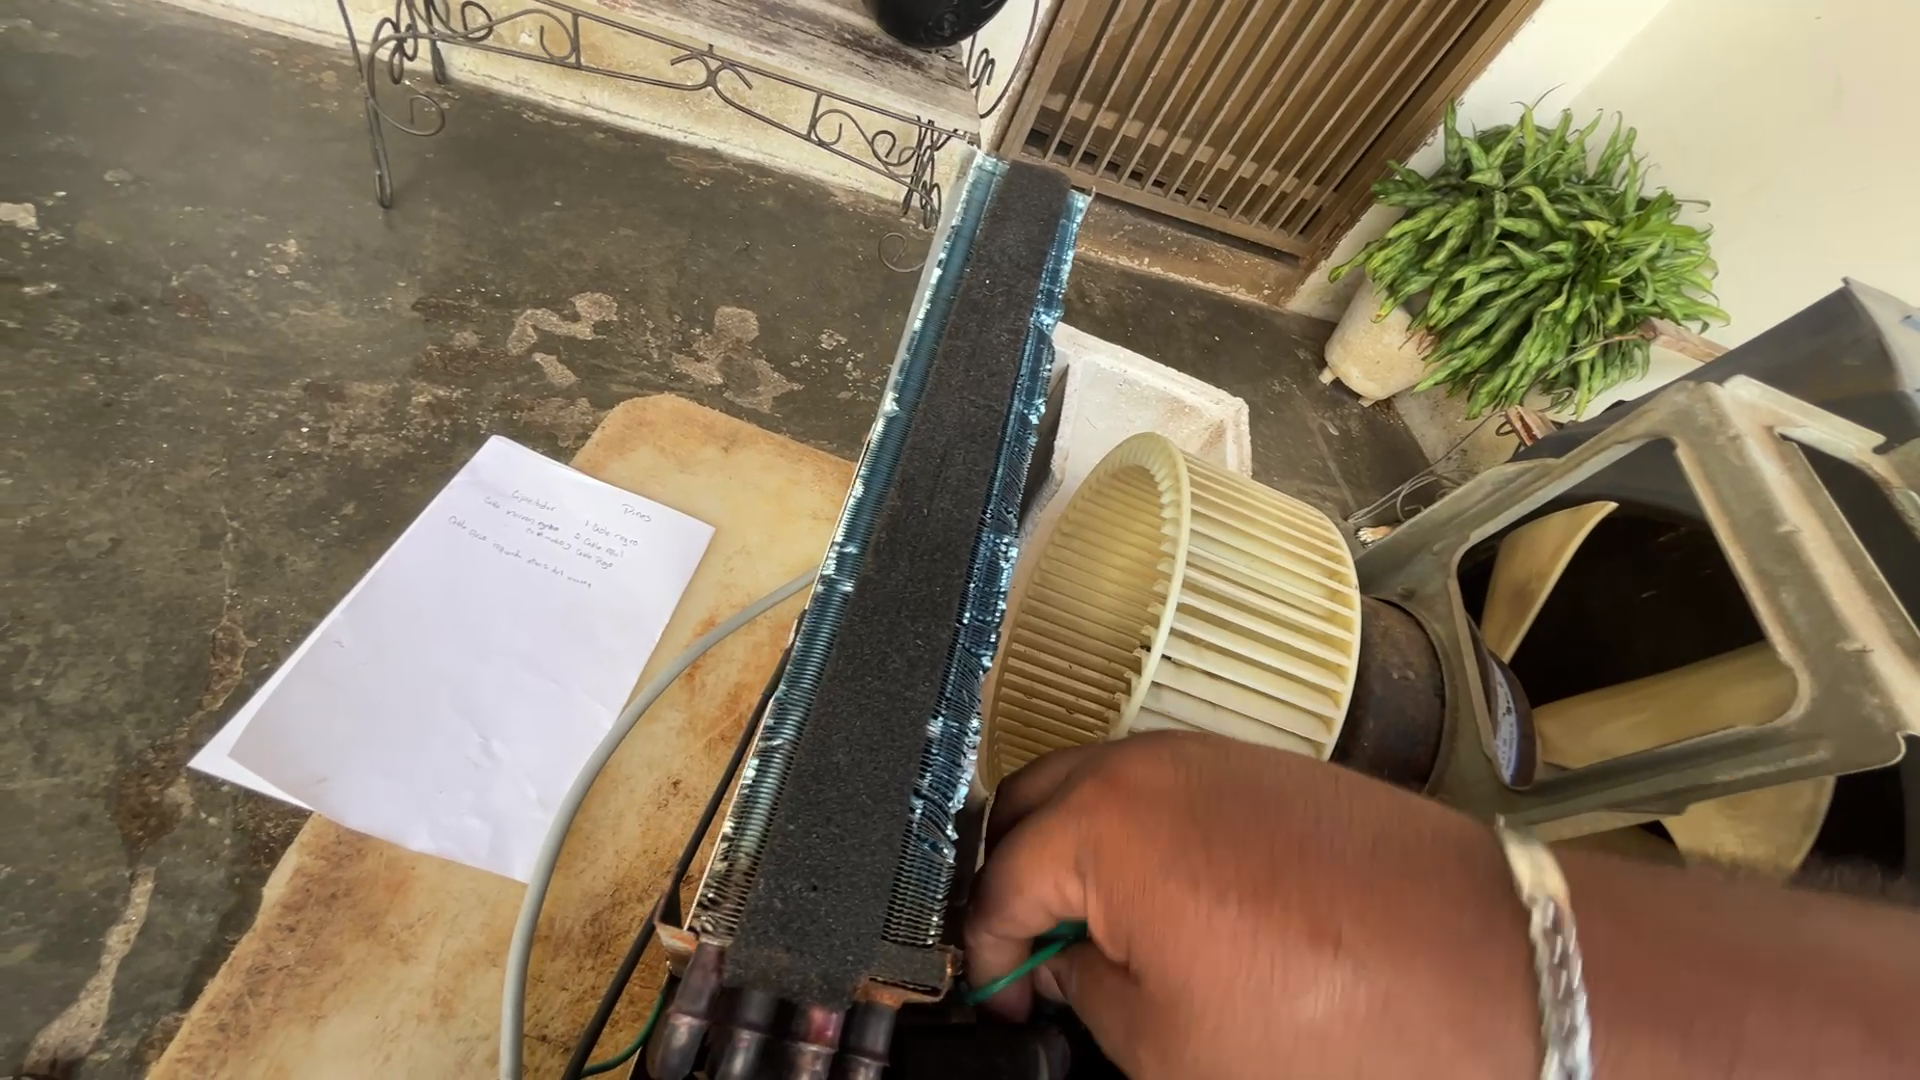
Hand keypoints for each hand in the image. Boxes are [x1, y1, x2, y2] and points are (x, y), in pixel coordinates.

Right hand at [963, 731, 1539, 1078]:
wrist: (1489, 963)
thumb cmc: (1325, 1020)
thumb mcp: (1168, 1042)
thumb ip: (1083, 986)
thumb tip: (1058, 960)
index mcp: (1100, 823)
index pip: (999, 880)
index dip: (988, 948)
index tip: (1004, 992)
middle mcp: (1134, 763)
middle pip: (1026, 806)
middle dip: (1014, 878)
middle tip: (1036, 949)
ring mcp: (1190, 750)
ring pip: (1085, 784)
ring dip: (1068, 845)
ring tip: (1097, 920)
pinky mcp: (1238, 758)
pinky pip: (1147, 782)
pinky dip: (1125, 827)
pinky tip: (1158, 886)